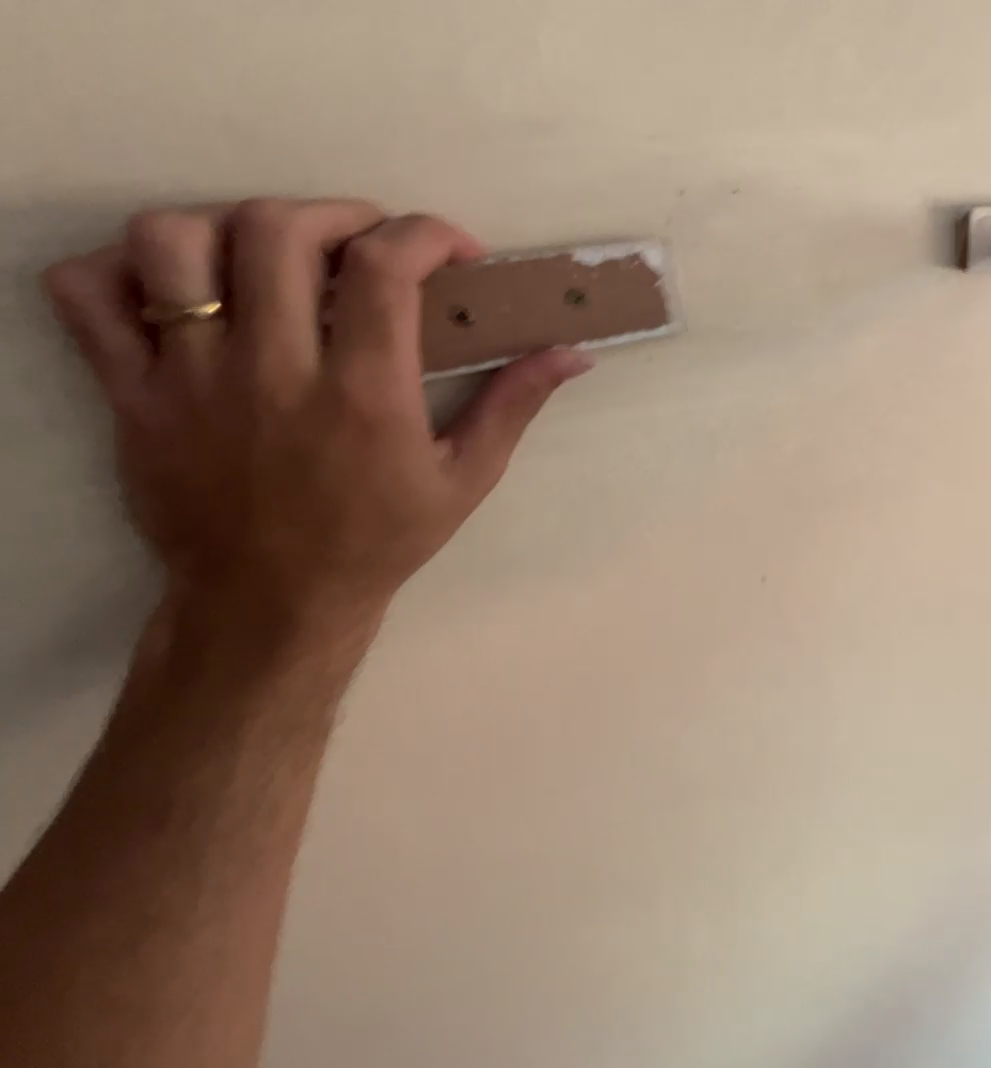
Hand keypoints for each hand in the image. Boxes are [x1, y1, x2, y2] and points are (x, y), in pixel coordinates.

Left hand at [41, 198, 591, 628]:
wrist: (274, 599)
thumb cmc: (383, 537)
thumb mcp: (467, 478)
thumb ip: (514, 405)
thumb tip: (573, 354)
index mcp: (365, 394)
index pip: (385, 268)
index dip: (425, 233)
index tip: (452, 248)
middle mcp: (273, 371)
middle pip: (277, 230)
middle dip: (336, 212)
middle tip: (368, 241)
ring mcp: (188, 377)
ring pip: (175, 242)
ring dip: (232, 225)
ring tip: (274, 255)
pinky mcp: (128, 392)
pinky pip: (85, 293)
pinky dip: (123, 265)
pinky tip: (180, 283)